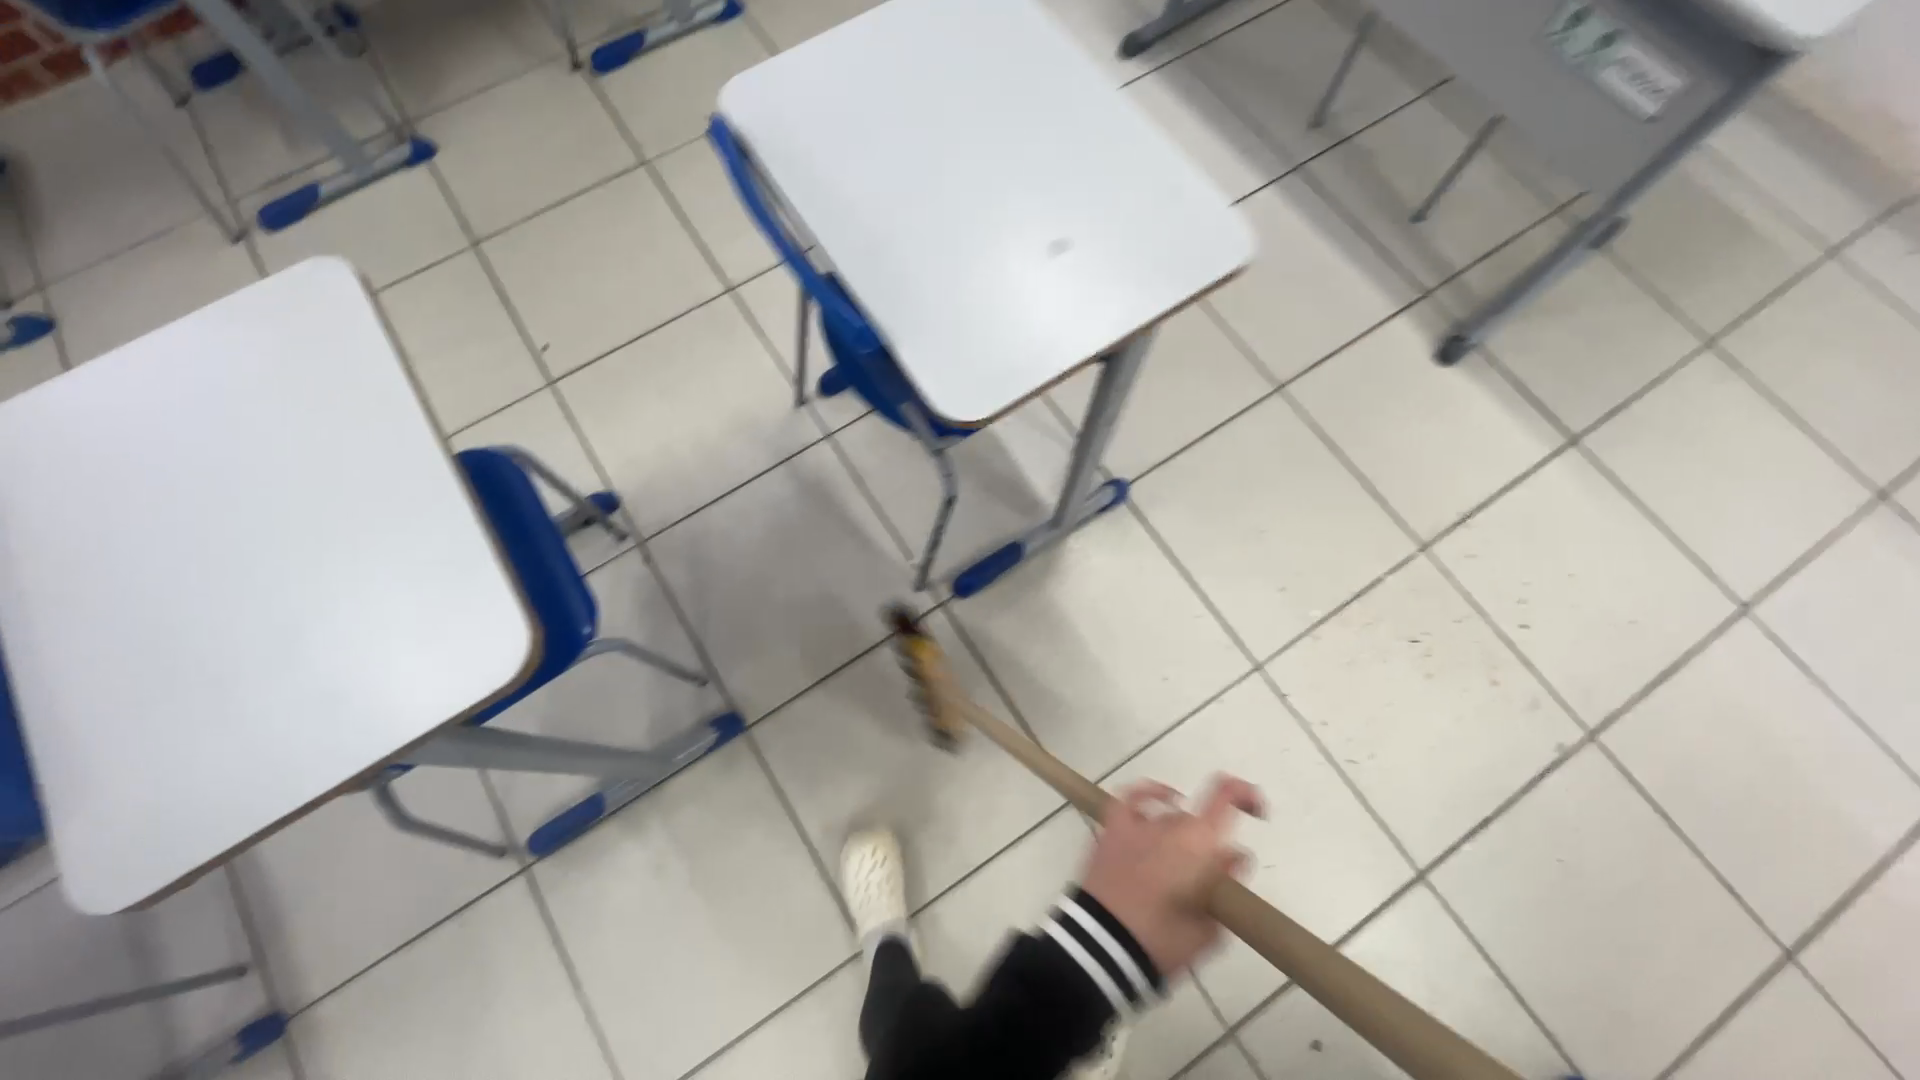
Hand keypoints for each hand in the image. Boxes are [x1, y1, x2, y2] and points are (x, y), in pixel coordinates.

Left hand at [1079, 775, 1264, 978]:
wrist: (1103, 945)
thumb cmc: (1160, 942)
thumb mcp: (1208, 929)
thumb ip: (1225, 888)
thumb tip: (1233, 859)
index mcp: (1198, 845)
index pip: (1225, 796)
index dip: (1245, 795)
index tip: (1257, 812)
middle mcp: (1169, 824)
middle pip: (1199, 824)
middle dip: (1208, 848)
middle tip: (1205, 883)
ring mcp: (1137, 825)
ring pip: (1171, 818)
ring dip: (1182, 837)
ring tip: (1180, 865)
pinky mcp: (1111, 830)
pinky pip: (1130, 799)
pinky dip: (1148, 794)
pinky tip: (1160, 802)